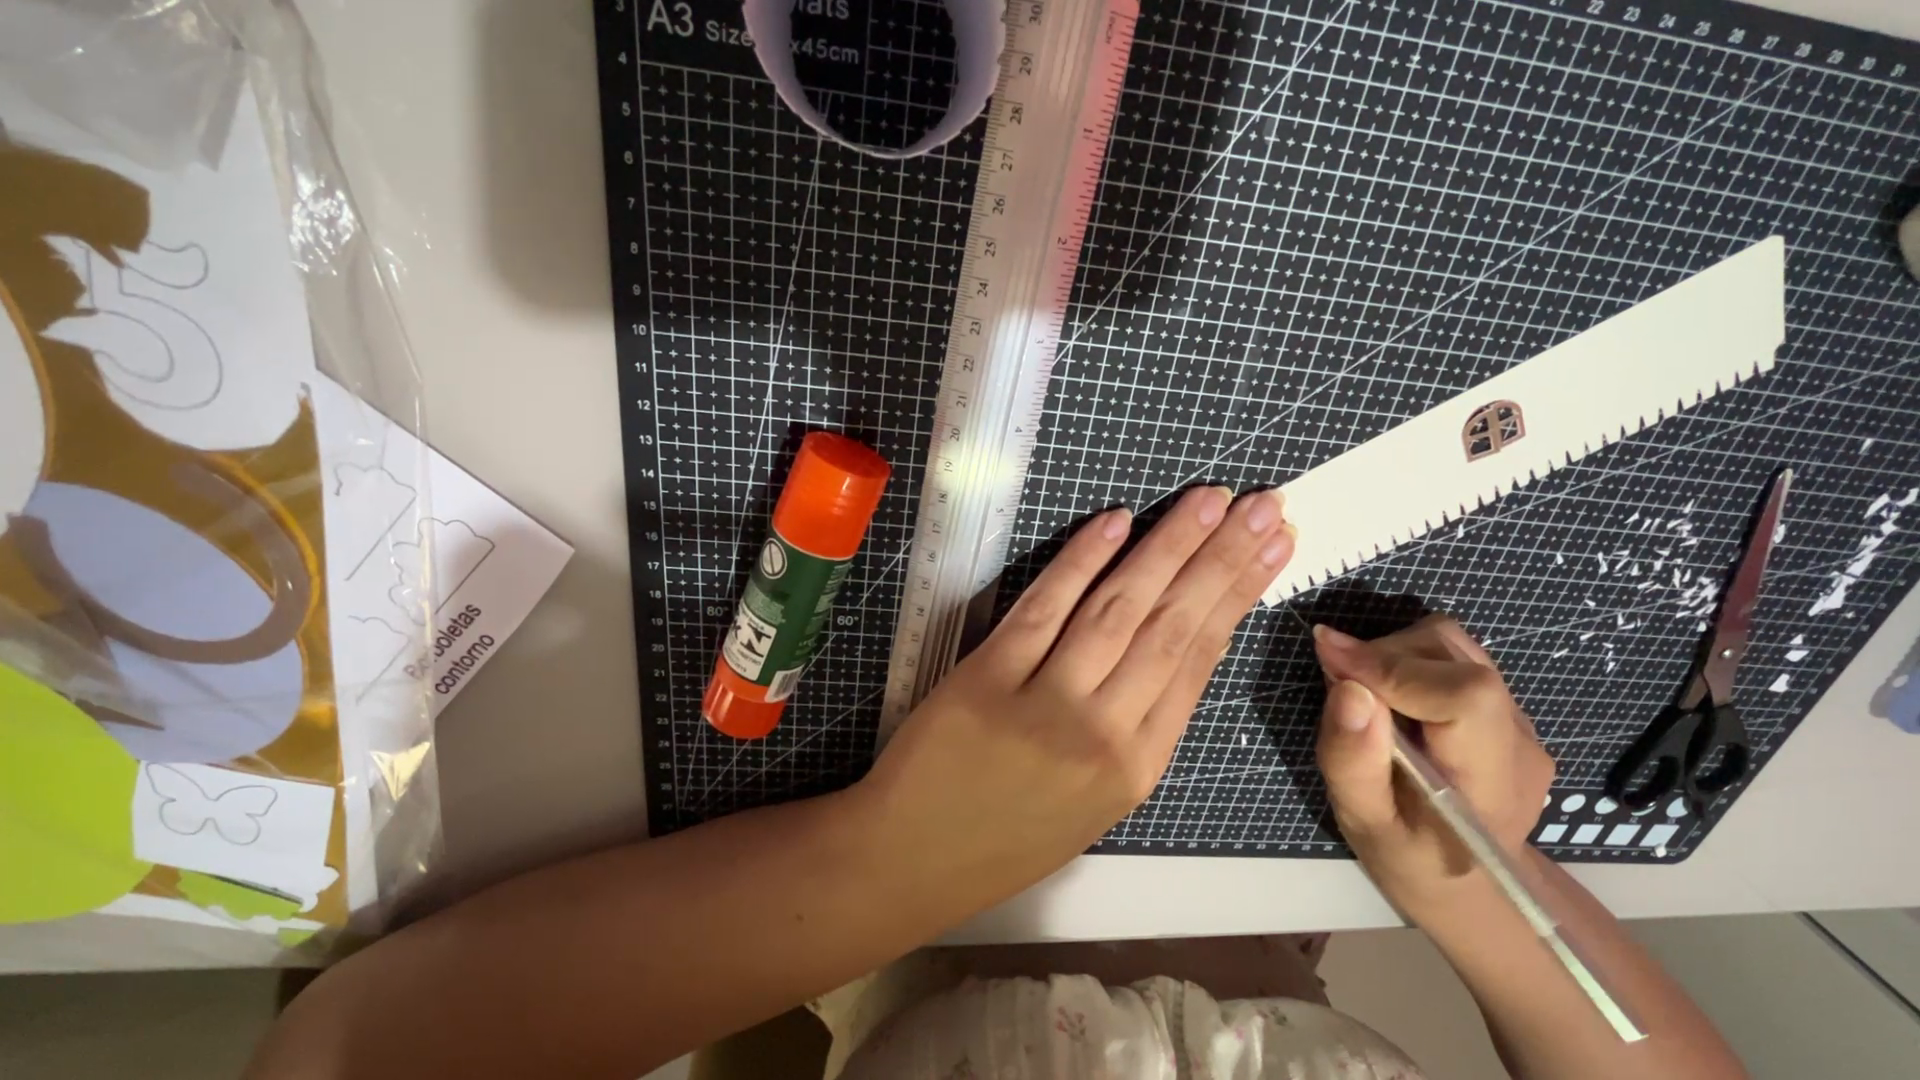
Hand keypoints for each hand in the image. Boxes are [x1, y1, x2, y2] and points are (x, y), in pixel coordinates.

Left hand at [859, 486, 1293, 912]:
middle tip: (1261, 504)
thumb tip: (1175, 647)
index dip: (1237, 596)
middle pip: (1173, 625)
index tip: (1268, 549)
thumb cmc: (1007, 837)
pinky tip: (1116, 521)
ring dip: (1170, 546)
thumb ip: (1137, 729)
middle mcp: (1104, 732)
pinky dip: (1081, 561)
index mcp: (1139, 767)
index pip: (1198, 661)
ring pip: (1121, 609)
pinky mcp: (988, 678)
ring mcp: (1046, 702)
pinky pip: (1045, 608)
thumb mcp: (1097, 802)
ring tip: (1210, 501)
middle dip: (1222, 559)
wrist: (915, 859)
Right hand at [1311, 615, 1554, 920]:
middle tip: (1337, 687)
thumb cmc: (1411, 863)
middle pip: (1451, 656)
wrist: (1470, 885)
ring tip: (1364, 699)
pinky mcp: (1503, 708)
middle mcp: (1519, 738)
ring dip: (1393, 656)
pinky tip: (1392, 705)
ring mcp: (1519, 720)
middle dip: (1381, 657)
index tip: (1328, 657)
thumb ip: (1353, 761)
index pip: (1463, 692)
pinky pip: (1452, 660)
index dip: (1391, 666)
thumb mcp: (1365, 824)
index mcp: (1492, 779)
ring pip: (1451, 646)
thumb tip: (1347, 687)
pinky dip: (1408, 665)